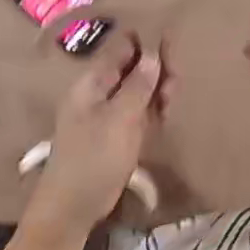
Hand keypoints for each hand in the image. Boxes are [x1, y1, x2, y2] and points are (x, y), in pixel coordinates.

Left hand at [26, 34, 166, 235]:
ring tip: (172, 103)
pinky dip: (151, 112)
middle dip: (156, 71)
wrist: (73, 205)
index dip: (147, 43)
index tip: (175, 47)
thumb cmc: (94, 158)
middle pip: (131, 69)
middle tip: (176, 86)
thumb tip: (154, 55)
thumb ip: (138, 86)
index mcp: (92, 82)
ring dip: (156, 93)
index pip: (121, 48)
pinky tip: (165, 116)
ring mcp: (106, 115)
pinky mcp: (114, 135)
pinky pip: (136, 114)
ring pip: (136, 92)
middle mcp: (98, 93)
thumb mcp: (120, 119)